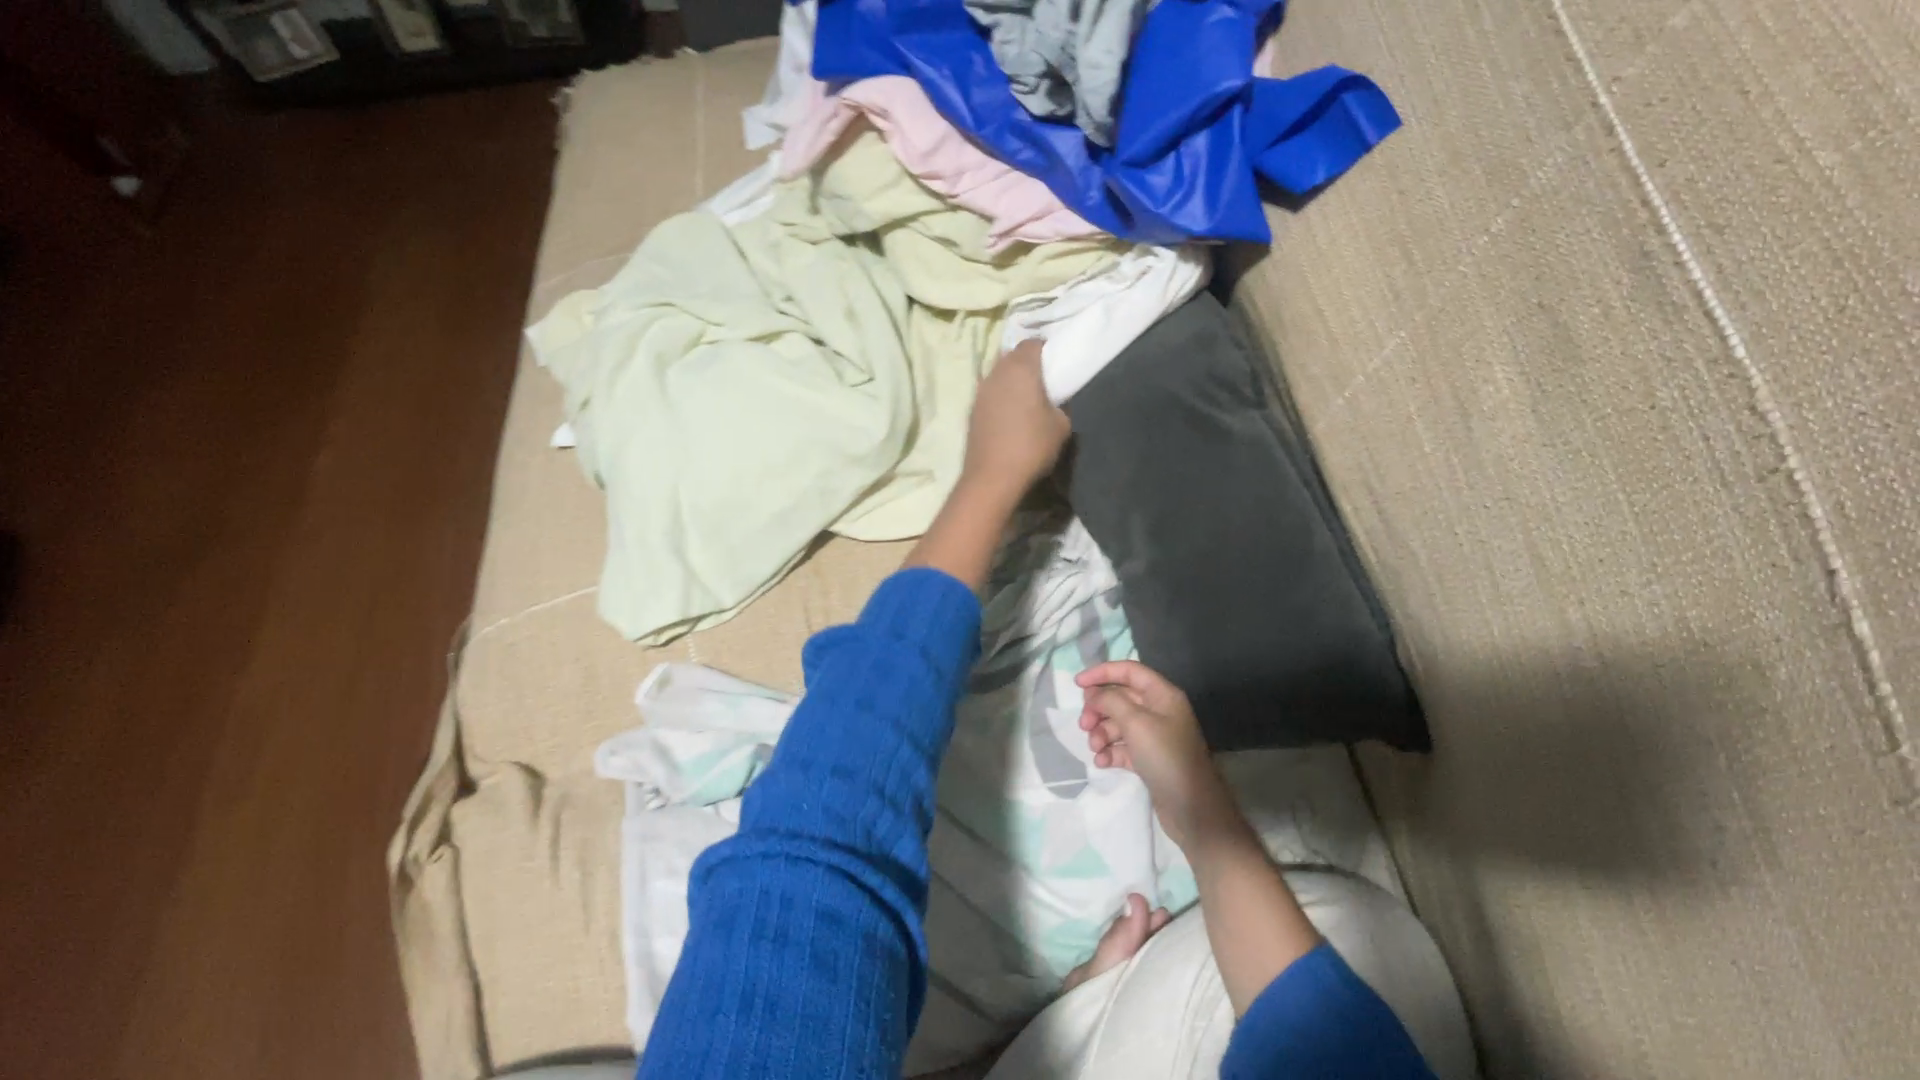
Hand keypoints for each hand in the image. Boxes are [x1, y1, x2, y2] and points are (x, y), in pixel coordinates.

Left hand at [962, 339, 1069, 495]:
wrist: (992, 477)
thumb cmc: (1032, 446)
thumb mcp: (1062, 424)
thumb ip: (1061, 403)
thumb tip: (1054, 399)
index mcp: (1020, 368)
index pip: (1032, 343)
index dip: (1046, 348)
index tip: (1058, 361)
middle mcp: (996, 372)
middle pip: (1012, 355)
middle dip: (1028, 361)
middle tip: (1045, 378)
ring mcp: (980, 390)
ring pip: (999, 373)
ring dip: (1012, 379)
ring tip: (1027, 396)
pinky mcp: (972, 409)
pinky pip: (990, 392)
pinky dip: (1001, 395)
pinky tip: (1011, 413)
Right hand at [1075, 661, 1232, 850]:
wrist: (1192, 808)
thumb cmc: (1166, 757)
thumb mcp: (1136, 723)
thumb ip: (1111, 701)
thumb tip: (1094, 693)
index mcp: (1162, 695)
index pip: (1129, 671)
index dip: (1102, 673)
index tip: (1077, 684)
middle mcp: (1159, 711)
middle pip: (1120, 698)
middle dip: (1099, 709)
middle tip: (1084, 725)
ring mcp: (1154, 736)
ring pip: (1118, 724)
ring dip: (1102, 733)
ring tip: (1096, 749)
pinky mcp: (1149, 759)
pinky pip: (1123, 747)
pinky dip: (1110, 752)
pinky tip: (1103, 763)